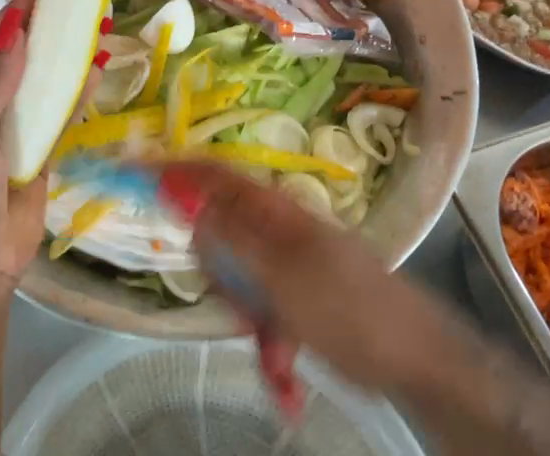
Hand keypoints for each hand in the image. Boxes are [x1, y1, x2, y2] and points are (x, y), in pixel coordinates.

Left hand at [0, 0, 101, 292]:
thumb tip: (18, 30)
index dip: (14, 18)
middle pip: (18, 60)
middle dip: (46, 33)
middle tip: (80, 5)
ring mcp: (12, 128)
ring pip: (42, 84)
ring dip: (65, 58)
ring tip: (96, 28)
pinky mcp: (39, 150)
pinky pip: (59, 114)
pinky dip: (76, 92)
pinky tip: (95, 69)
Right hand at [160, 161, 437, 393]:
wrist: (418, 359)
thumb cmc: (350, 311)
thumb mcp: (280, 275)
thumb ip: (231, 236)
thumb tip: (186, 196)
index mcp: (274, 210)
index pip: (213, 175)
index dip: (173, 170)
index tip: (132, 174)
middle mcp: (278, 230)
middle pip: (220, 237)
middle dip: (221, 280)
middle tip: (241, 312)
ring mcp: (290, 265)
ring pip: (239, 283)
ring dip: (249, 322)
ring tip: (274, 355)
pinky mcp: (299, 299)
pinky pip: (265, 314)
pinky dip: (269, 345)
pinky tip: (285, 378)